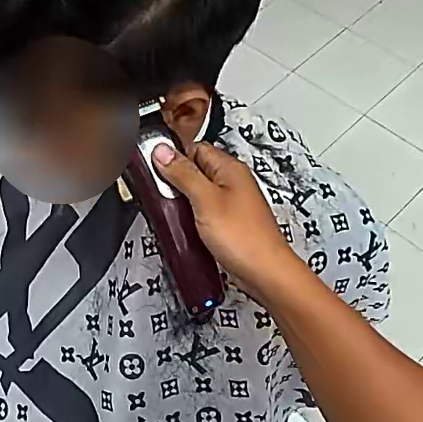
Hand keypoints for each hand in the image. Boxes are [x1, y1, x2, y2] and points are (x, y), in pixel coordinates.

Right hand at [149, 141, 307, 301]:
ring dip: (184, 205)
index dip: (174, 157)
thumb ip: (183, 174)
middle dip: (176, 184)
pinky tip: (189, 230)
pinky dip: (193, 221)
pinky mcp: (228, 224)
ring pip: (198, 195)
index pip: (194, 148)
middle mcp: (233, 183)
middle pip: (194, 172)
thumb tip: (162, 151)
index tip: (157, 171)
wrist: (265, 274)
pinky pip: (204, 215)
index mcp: (230, 168)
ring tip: (178, 216)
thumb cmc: (246, 238)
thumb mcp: (205, 200)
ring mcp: (231, 205)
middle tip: (167, 197)